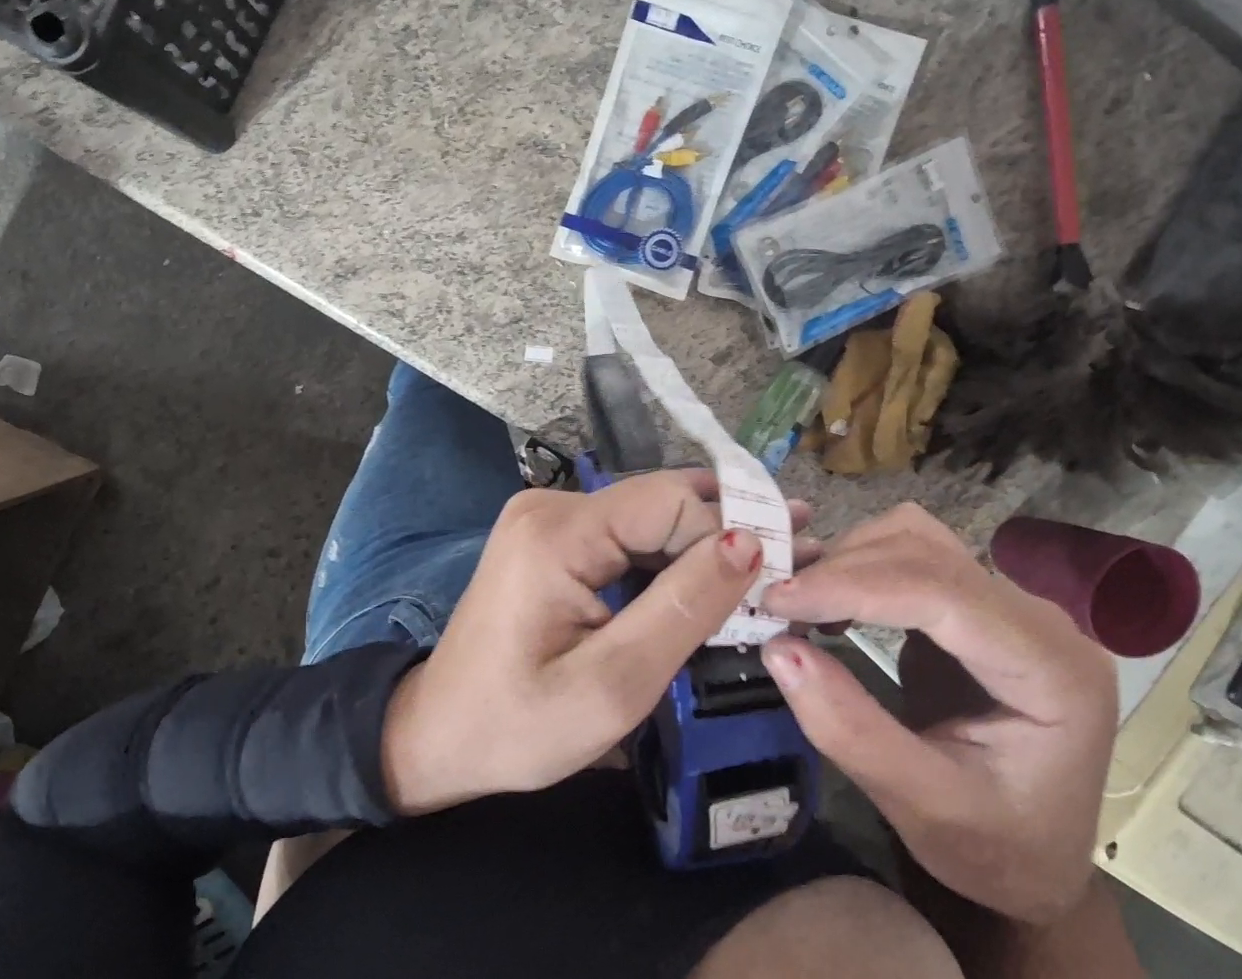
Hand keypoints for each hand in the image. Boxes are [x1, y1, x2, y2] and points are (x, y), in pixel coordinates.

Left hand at [382, 470, 815, 815]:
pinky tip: (714, 580)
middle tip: (805, 561)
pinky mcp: (549, 541)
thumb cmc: (516, 727)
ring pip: (650, 520)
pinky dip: (670, 561)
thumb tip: (751, 541)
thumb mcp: (612, 685)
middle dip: (731, 534)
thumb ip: (682, 608)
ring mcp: (546, 520)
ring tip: (774, 573)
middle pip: (663, 504)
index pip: (673, 503)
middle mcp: (551, 506)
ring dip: (706, 549)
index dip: (734, 536)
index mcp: (557, 532)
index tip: (787, 582)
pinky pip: (626, 538)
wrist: (436, 737)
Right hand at [757, 504, 1116, 923]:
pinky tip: (825, 605)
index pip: (945, 593)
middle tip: (768, 602)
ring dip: (847, 560)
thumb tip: (778, 649)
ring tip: (793, 602)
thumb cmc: (995, 849)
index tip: (777, 600)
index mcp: (1053, 670)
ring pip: (916, 541)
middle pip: (928, 553)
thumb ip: (853, 731)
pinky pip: (911, 560)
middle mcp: (1040, 621)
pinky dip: (858, 569)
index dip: (855, 586)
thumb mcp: (923, 807)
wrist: (1034, 864)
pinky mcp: (976, 609)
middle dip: (841, 570)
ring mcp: (1009, 608)